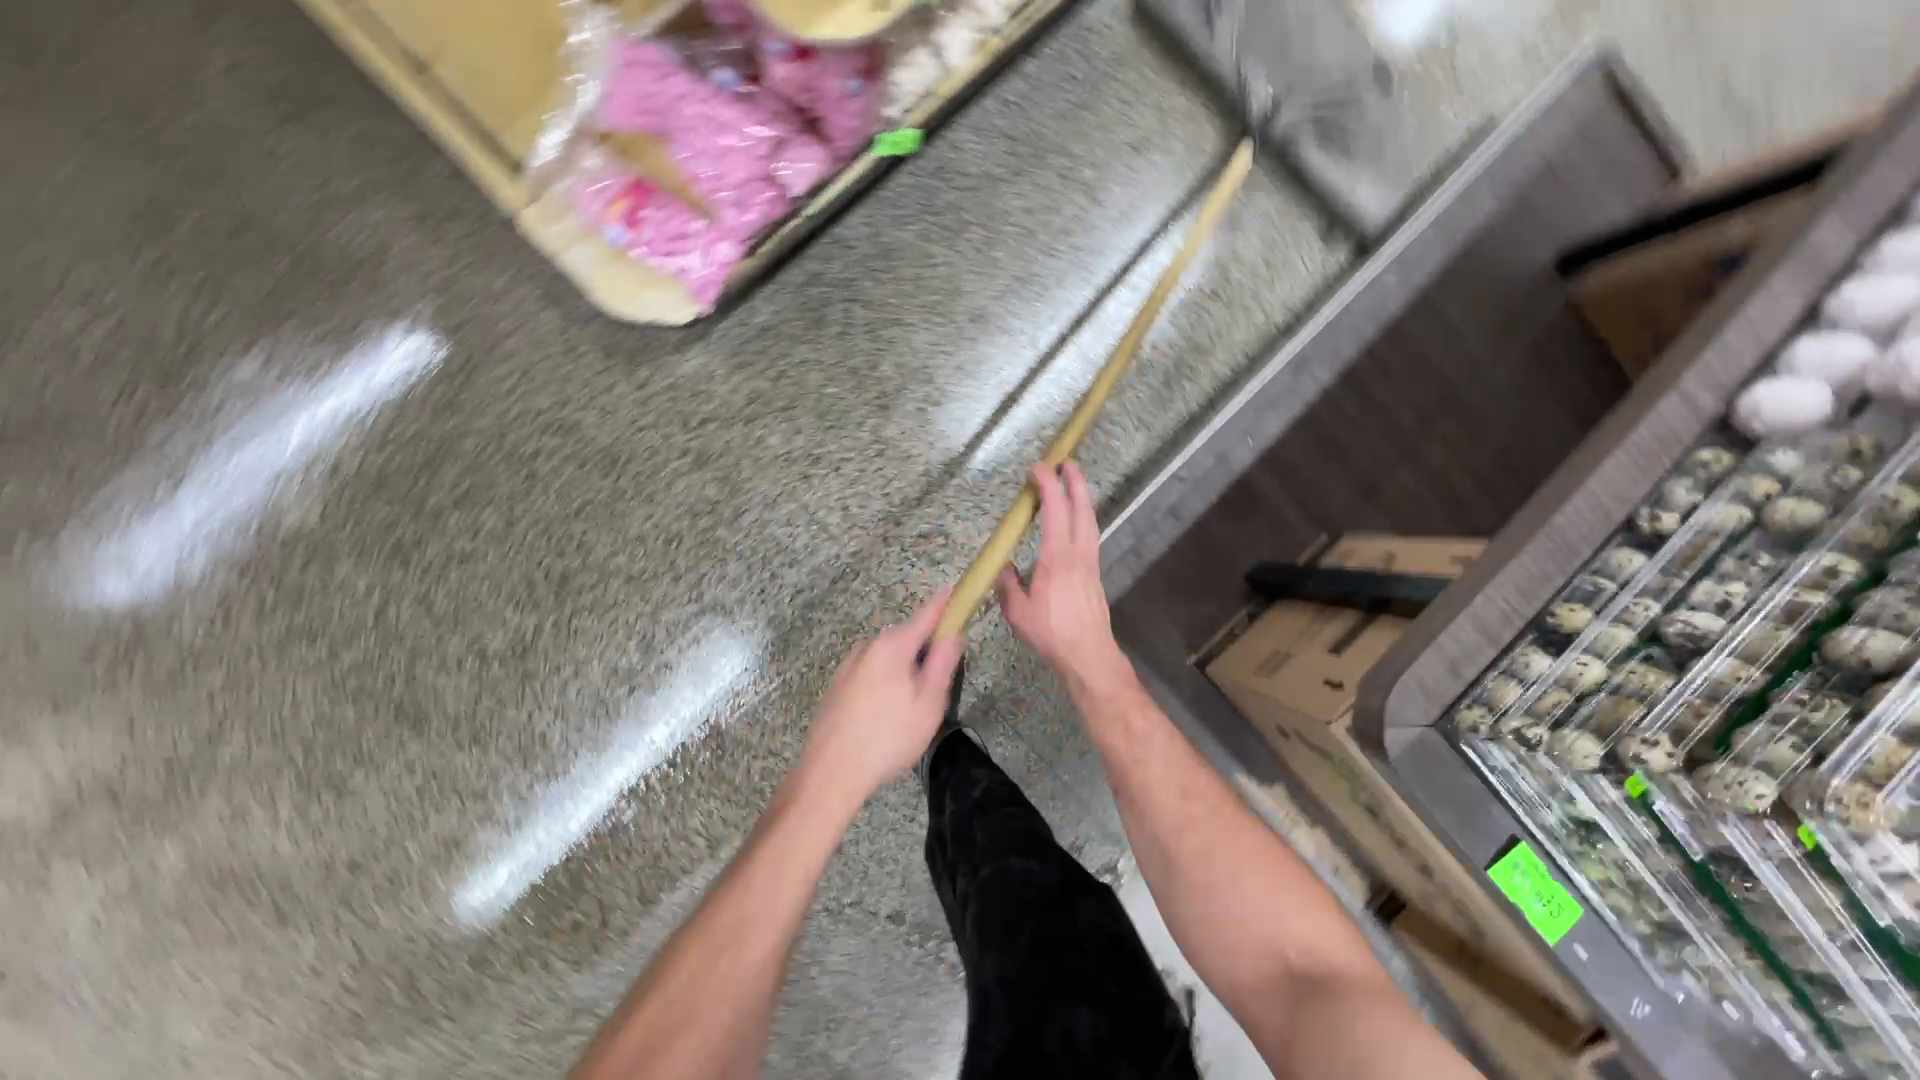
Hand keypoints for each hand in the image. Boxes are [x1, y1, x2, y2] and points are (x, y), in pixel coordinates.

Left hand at [803, 587, 963, 798]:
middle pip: (906, 637)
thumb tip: (953, 634)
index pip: (927, 613)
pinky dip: (885, 684)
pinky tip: (885, 717)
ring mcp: (849, 665)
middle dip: (925, 651)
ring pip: (888, 658)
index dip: (946, 603)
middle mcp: (868, 647)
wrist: (831, 771)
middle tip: (938, 687)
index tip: (959, 591)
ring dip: (903, 671)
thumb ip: (942, 664)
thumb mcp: (928, 703)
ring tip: (910, 712)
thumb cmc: (887, 738)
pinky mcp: (838, 686)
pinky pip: (871, 674)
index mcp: (892, 646)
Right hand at [995, 463, 1127, 685]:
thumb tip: (1003, 568)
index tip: (1038, 469)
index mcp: (1057, 557)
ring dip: (1083, 500)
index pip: (1055, 510)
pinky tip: (1076, 524)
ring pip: (1090, 522)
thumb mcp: (1017, 612)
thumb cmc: (1051, 633)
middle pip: (1082, 509)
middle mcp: (1078, 554)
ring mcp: (1090, 563)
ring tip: (1074, 486)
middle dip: (1075, 482)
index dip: (1048, 485)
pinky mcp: (1094, 575)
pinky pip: (1090, 536)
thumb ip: (1007, 586)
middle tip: (1067, 463)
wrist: (1088, 654)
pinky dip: (1083, 520)